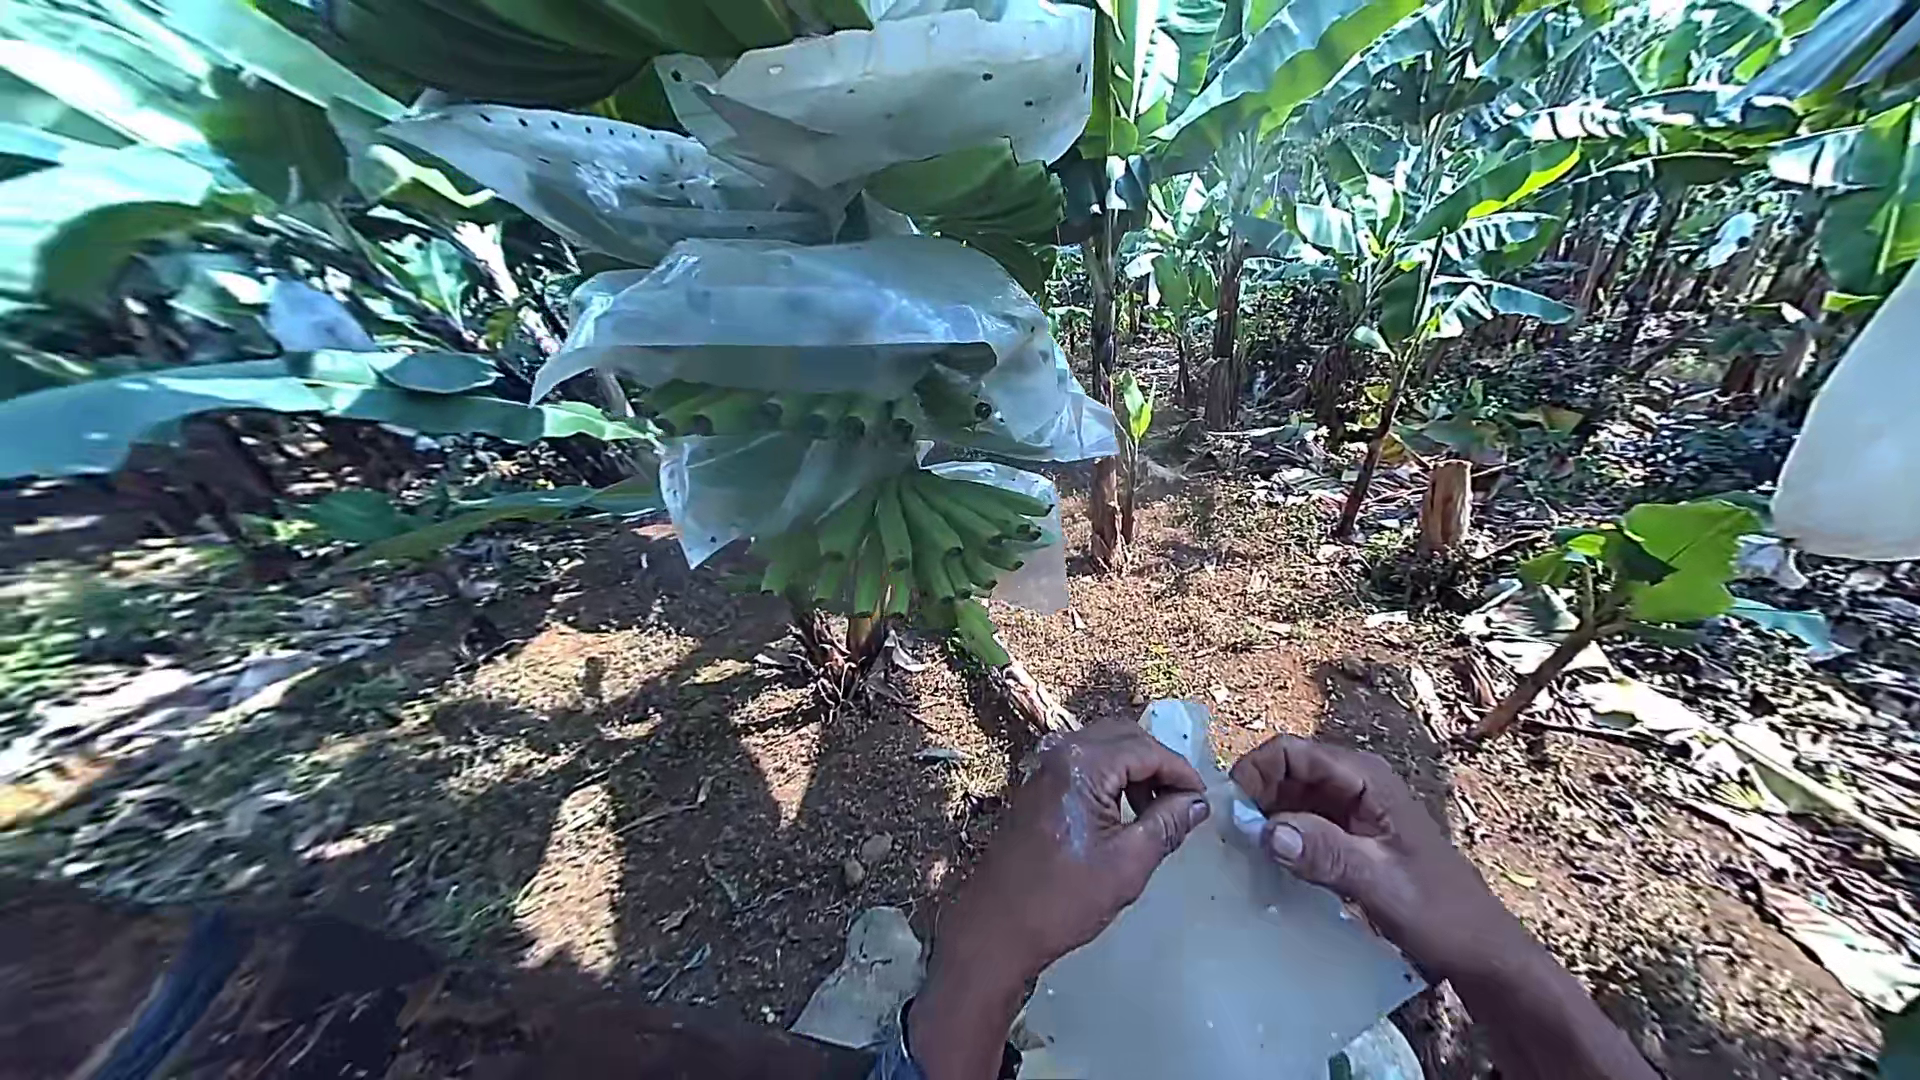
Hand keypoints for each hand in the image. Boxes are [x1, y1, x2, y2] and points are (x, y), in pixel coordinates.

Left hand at [939, 720, 1211, 983]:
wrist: (998, 921)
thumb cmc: (1065, 896)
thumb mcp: (1128, 862)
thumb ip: (1167, 823)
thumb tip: (1197, 802)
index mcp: (1084, 764)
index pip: (1145, 749)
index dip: (1180, 771)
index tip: (1202, 799)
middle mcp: (1063, 751)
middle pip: (1124, 736)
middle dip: (1158, 763)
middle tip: (1182, 801)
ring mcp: (1047, 764)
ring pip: (1105, 745)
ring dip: (1135, 768)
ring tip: (1156, 811)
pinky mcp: (1040, 780)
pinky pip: (1086, 760)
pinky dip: (1112, 774)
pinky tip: (1125, 810)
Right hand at [1229, 735, 1528, 982]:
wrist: (1482, 956)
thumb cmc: (1441, 914)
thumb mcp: (1381, 884)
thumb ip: (1326, 853)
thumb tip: (1265, 831)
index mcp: (1363, 776)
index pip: (1289, 751)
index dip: (1255, 772)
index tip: (1234, 811)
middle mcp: (1350, 779)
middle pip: (1281, 769)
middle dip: (1254, 795)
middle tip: (1233, 834)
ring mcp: (1345, 803)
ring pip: (1283, 792)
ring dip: (1262, 815)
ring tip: (1245, 849)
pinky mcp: (1340, 828)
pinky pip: (1294, 817)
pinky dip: (1276, 833)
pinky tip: (1267, 860)